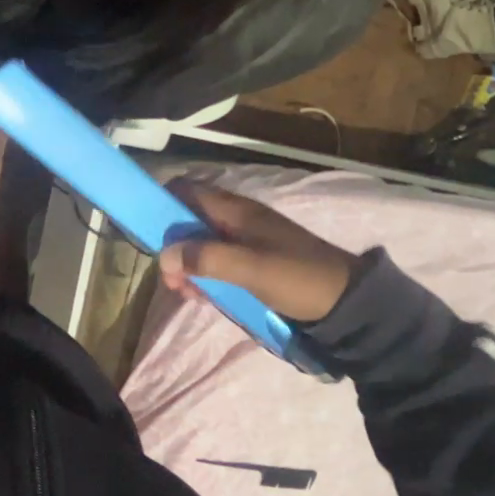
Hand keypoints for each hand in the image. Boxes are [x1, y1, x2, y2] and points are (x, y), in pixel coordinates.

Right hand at [157, 180, 358, 323]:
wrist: (347, 304)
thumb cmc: (298, 279)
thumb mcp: (250, 269)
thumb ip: (206, 259)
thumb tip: (165, 255)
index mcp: (236, 211)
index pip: (188, 190)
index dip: (163, 202)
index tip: (147, 230)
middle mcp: (237, 220)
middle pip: (189, 220)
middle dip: (173, 246)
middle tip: (171, 279)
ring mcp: (245, 241)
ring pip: (201, 244)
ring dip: (187, 265)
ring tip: (185, 293)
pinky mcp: (252, 262)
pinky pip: (216, 262)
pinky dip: (204, 275)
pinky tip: (202, 296)